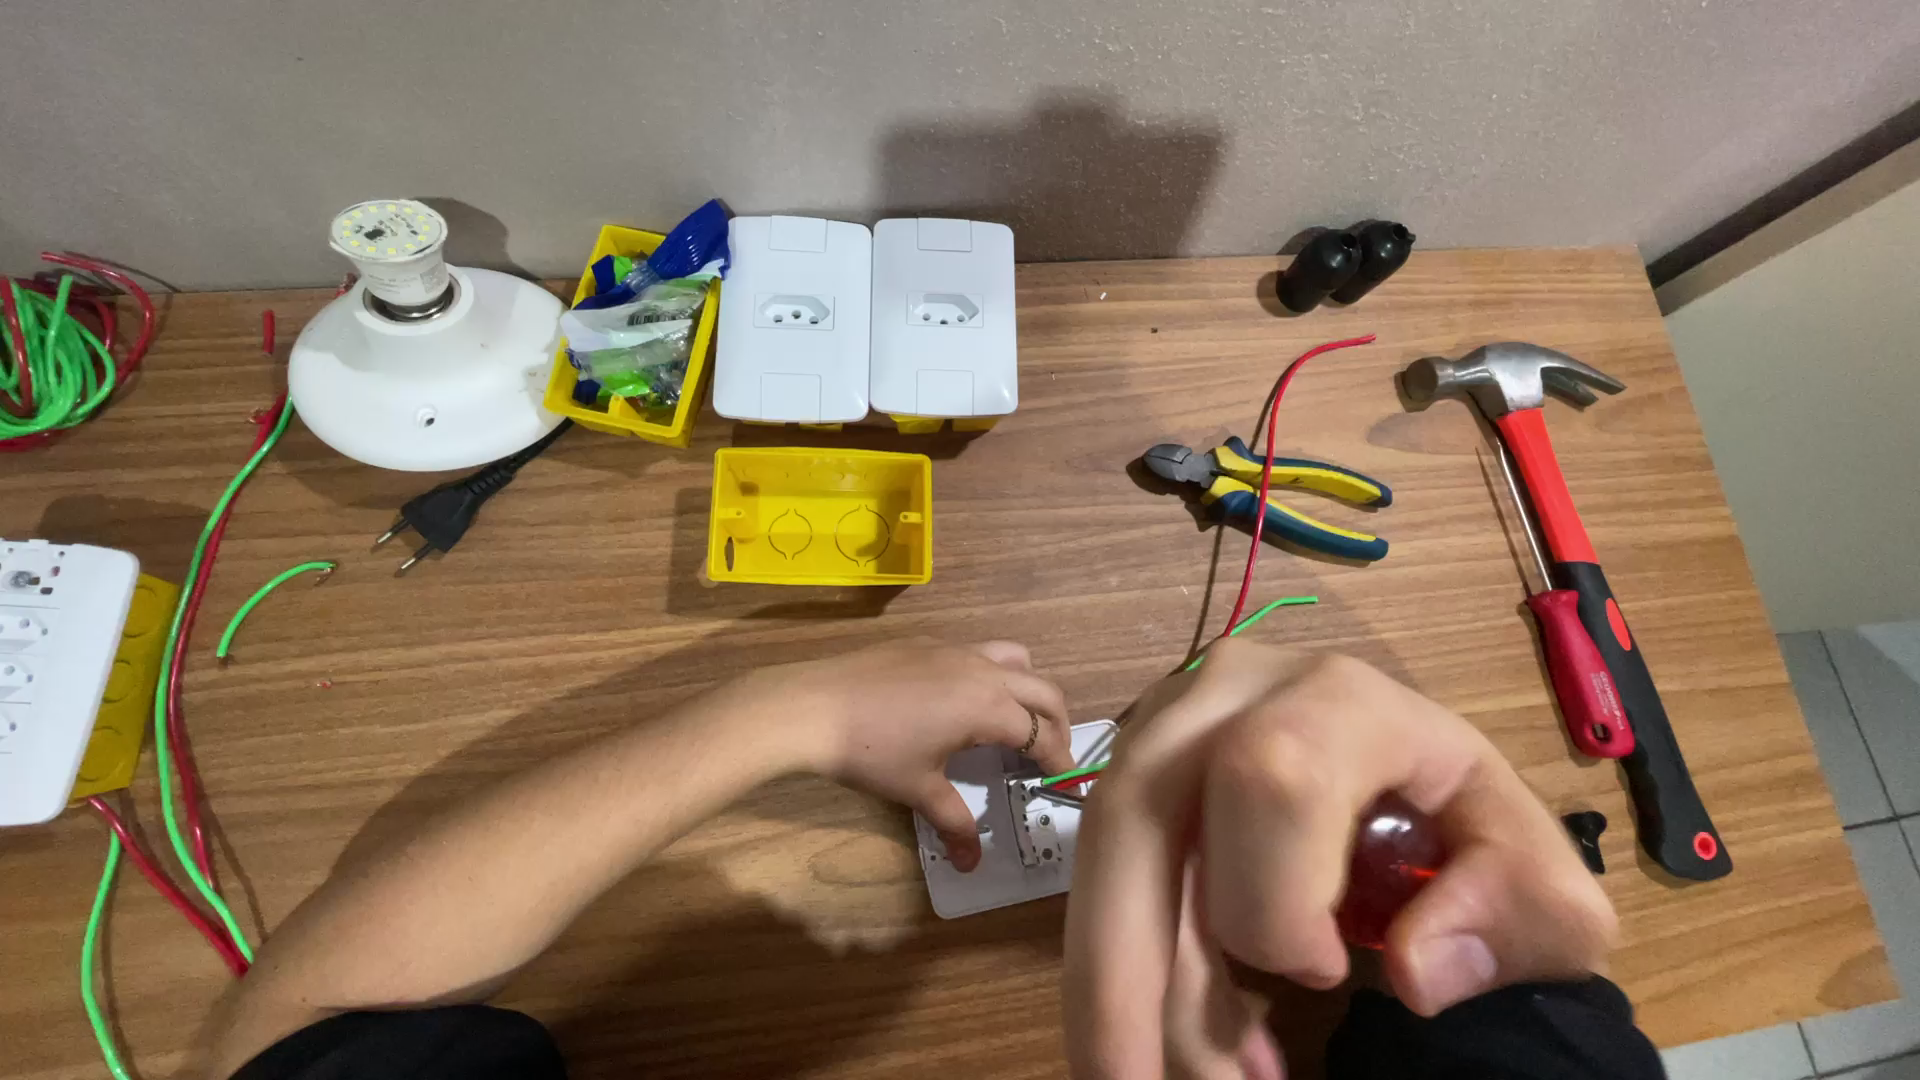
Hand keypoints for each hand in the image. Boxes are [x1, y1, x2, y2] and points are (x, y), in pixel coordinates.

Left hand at [768, 641, 1075, 871]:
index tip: (1062, 777)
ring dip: (1028, 686)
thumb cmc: (872, 752)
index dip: (1056, 757)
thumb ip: (954, 822)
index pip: (1040, 733)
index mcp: (987, 706)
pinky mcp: (927, 643)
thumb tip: (972, 863)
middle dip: (1056, 721)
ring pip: (1014, 658)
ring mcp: (954, 650)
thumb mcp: (918, 790)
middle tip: (1050, 752)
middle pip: (1042, 689)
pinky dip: (991, 673)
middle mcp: (982, 671)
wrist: (813, 706)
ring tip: (1016, 717)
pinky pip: (978, 652)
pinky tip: (962, 700)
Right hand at [1063, 642, 1613, 1078]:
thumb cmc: (1441, 795)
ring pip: (1100, 843)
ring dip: (1107, 975)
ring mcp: (1160, 723)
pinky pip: (1097, 863)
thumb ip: (1522, 911)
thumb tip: (1414, 975)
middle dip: (1121, 967)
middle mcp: (1221, 696)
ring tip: (1136, 1079)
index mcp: (1332, 695)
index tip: (1321, 976)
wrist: (1362, 730)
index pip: (1272, 779)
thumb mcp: (1520, 848)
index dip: (1278, 897)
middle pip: (1139, 810)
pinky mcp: (1128, 764)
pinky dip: (1117, 956)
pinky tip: (1160, 1026)